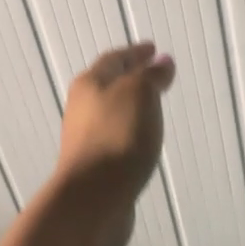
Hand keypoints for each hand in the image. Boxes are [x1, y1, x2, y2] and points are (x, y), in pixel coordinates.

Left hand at [50, 41, 176, 245]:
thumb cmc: (118, 136)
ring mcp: (86, 138)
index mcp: (89, 84)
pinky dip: (130, 130)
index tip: (154, 48)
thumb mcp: (140, 93)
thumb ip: (151, 76)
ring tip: (153, 106)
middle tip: (156, 75)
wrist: (93, 197)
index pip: (114, 59)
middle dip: (132, 77)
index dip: (135, 52)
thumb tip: (162, 62)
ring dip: (131, 106)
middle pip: (108, 84)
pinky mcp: (94, 165)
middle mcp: (82, 108)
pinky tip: (142, 139)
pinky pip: (115, 137)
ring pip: (111, 112)